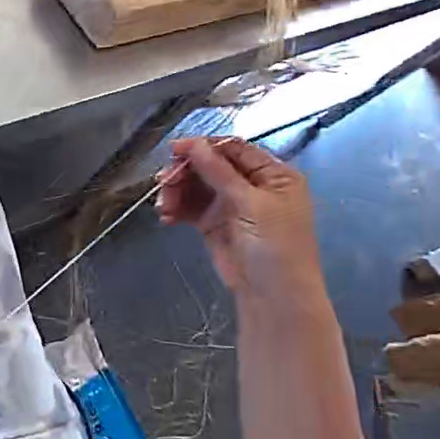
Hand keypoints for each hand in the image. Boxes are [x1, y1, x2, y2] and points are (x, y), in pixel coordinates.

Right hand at [158, 137, 325, 306]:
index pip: (233, 149)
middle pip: (208, 165)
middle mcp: (251, 185)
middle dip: (184, 172)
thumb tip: (194, 143)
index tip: (174, 150)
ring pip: (194, 185)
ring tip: (165, 207)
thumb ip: (219, 172)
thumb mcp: (250, 203)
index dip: (203, 147)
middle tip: (164, 182)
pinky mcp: (212, 222)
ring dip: (175, 192)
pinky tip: (167, 217)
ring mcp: (230, 204)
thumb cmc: (275, 246)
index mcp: (272, 175)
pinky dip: (175, 208)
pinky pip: (188, 206)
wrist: (272, 294)